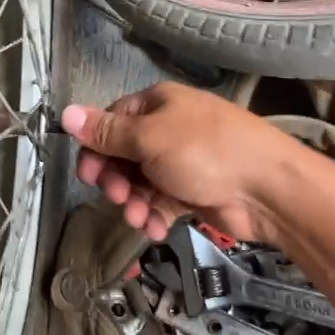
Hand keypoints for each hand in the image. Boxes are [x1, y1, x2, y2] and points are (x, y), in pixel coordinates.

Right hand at [61, 82, 317, 243]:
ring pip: (140, 183)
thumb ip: (106, 132)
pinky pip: (161, 202)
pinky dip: (154, 216)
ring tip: (140, 218)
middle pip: (123, 155)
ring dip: (134, 203)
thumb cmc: (205, 152)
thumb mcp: (149, 138)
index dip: (96, 148)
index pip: (112, 122)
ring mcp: (182, 161)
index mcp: (157, 104)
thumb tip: (65, 112)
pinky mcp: (194, 191)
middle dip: (116, 180)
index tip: (87, 174)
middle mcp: (167, 129)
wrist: (268, 189)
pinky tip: (156, 229)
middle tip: (118, 198)